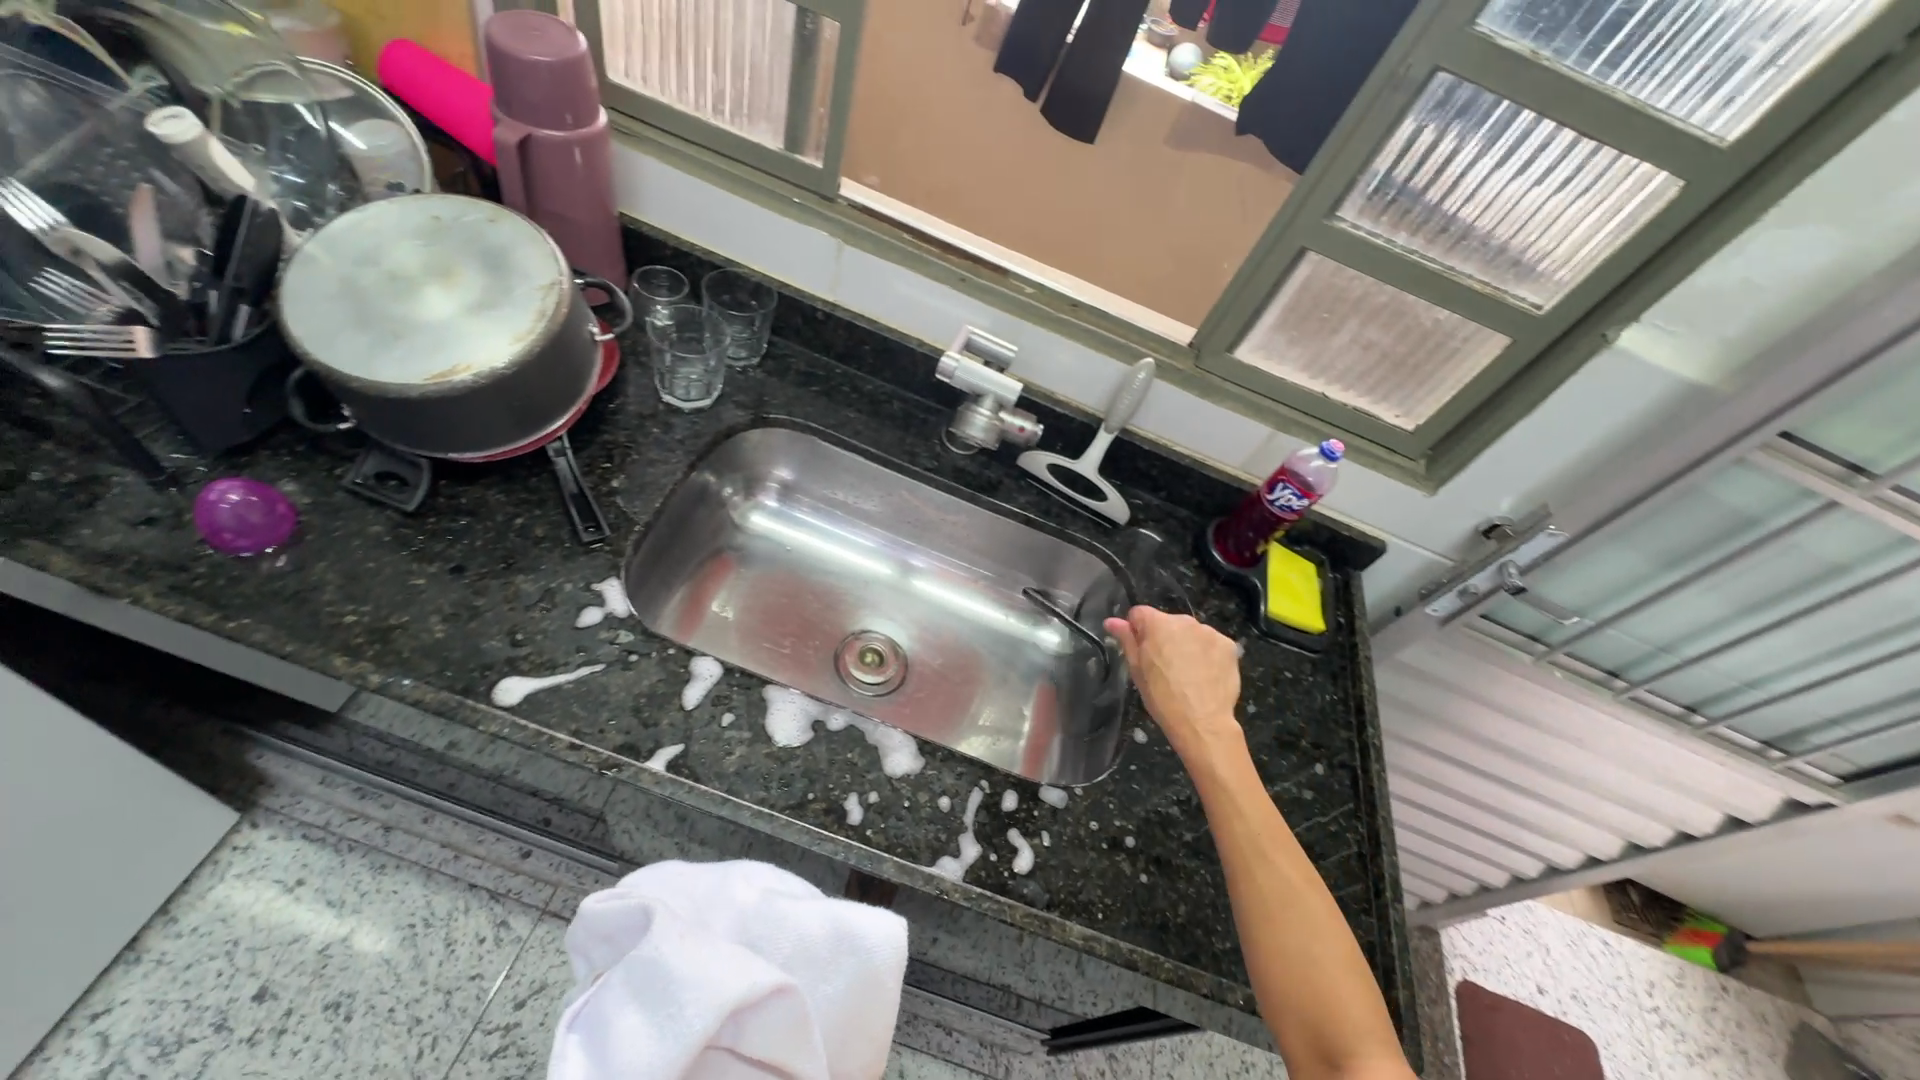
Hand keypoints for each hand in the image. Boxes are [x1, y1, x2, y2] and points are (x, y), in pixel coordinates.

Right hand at [1103, 606, 1244, 763]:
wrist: (1202, 721)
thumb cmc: (1162, 697)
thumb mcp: (1137, 670)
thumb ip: (1126, 640)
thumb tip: (1112, 621)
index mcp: (1157, 624)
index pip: (1139, 613)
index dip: (1136, 630)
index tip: (1140, 651)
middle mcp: (1184, 621)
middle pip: (1167, 623)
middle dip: (1164, 638)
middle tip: (1163, 666)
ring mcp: (1209, 632)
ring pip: (1190, 633)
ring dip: (1186, 645)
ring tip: (1187, 673)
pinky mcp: (1228, 645)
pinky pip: (1211, 643)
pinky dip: (1207, 654)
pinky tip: (1205, 674)